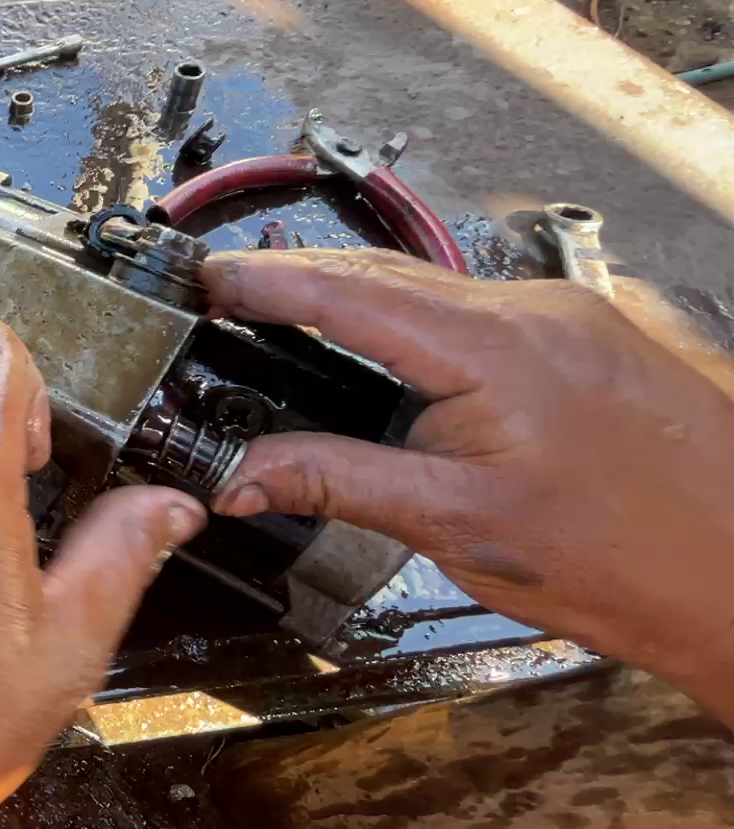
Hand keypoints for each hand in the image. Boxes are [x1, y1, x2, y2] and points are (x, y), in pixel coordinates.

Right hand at [204, 249, 733, 721]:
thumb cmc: (630, 557)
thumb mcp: (449, 522)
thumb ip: (327, 481)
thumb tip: (232, 475)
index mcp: (498, 348)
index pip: (347, 293)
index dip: (262, 282)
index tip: (198, 280)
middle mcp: (530, 311)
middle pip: (373, 271)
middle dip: (282, 274)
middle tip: (209, 289)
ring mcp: (554, 317)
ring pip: (409, 281)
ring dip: (326, 287)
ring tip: (257, 302)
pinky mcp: (564, 336)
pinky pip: (447, 303)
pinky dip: (376, 307)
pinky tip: (344, 326)